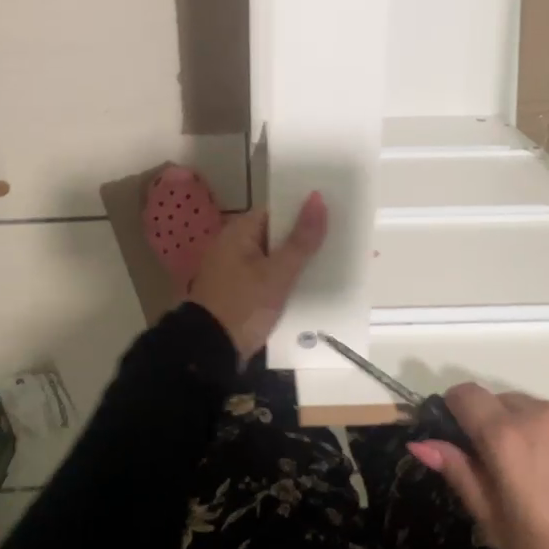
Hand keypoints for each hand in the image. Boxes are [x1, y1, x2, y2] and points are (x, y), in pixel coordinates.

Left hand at [186, 192, 327, 363]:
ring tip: (331, 261)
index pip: (275, 211)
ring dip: (294, 261)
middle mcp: (233, 245)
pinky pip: (265, 276)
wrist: (209, 351)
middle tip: (339, 240)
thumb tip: (317, 197)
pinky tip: (307, 286)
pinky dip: (283, 279)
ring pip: (272, 257)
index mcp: (238, 232)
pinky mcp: (237, 291)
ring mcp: (233, 269)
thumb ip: (301, 239)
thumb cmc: (243, 305)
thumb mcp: (278, 274)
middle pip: (275, 234)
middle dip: (302, 238)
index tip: (332, 215)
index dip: (302, 211)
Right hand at [406, 385, 548, 548]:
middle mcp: (541, 415)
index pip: (465, 394)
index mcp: (504, 435)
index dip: (457, 410)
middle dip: (499, 426)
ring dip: (537, 434)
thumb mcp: (496, 524)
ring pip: (545, 414)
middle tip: (507, 469)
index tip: (460, 437)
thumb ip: (459, 474)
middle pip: (506, 403)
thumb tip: (422, 443)